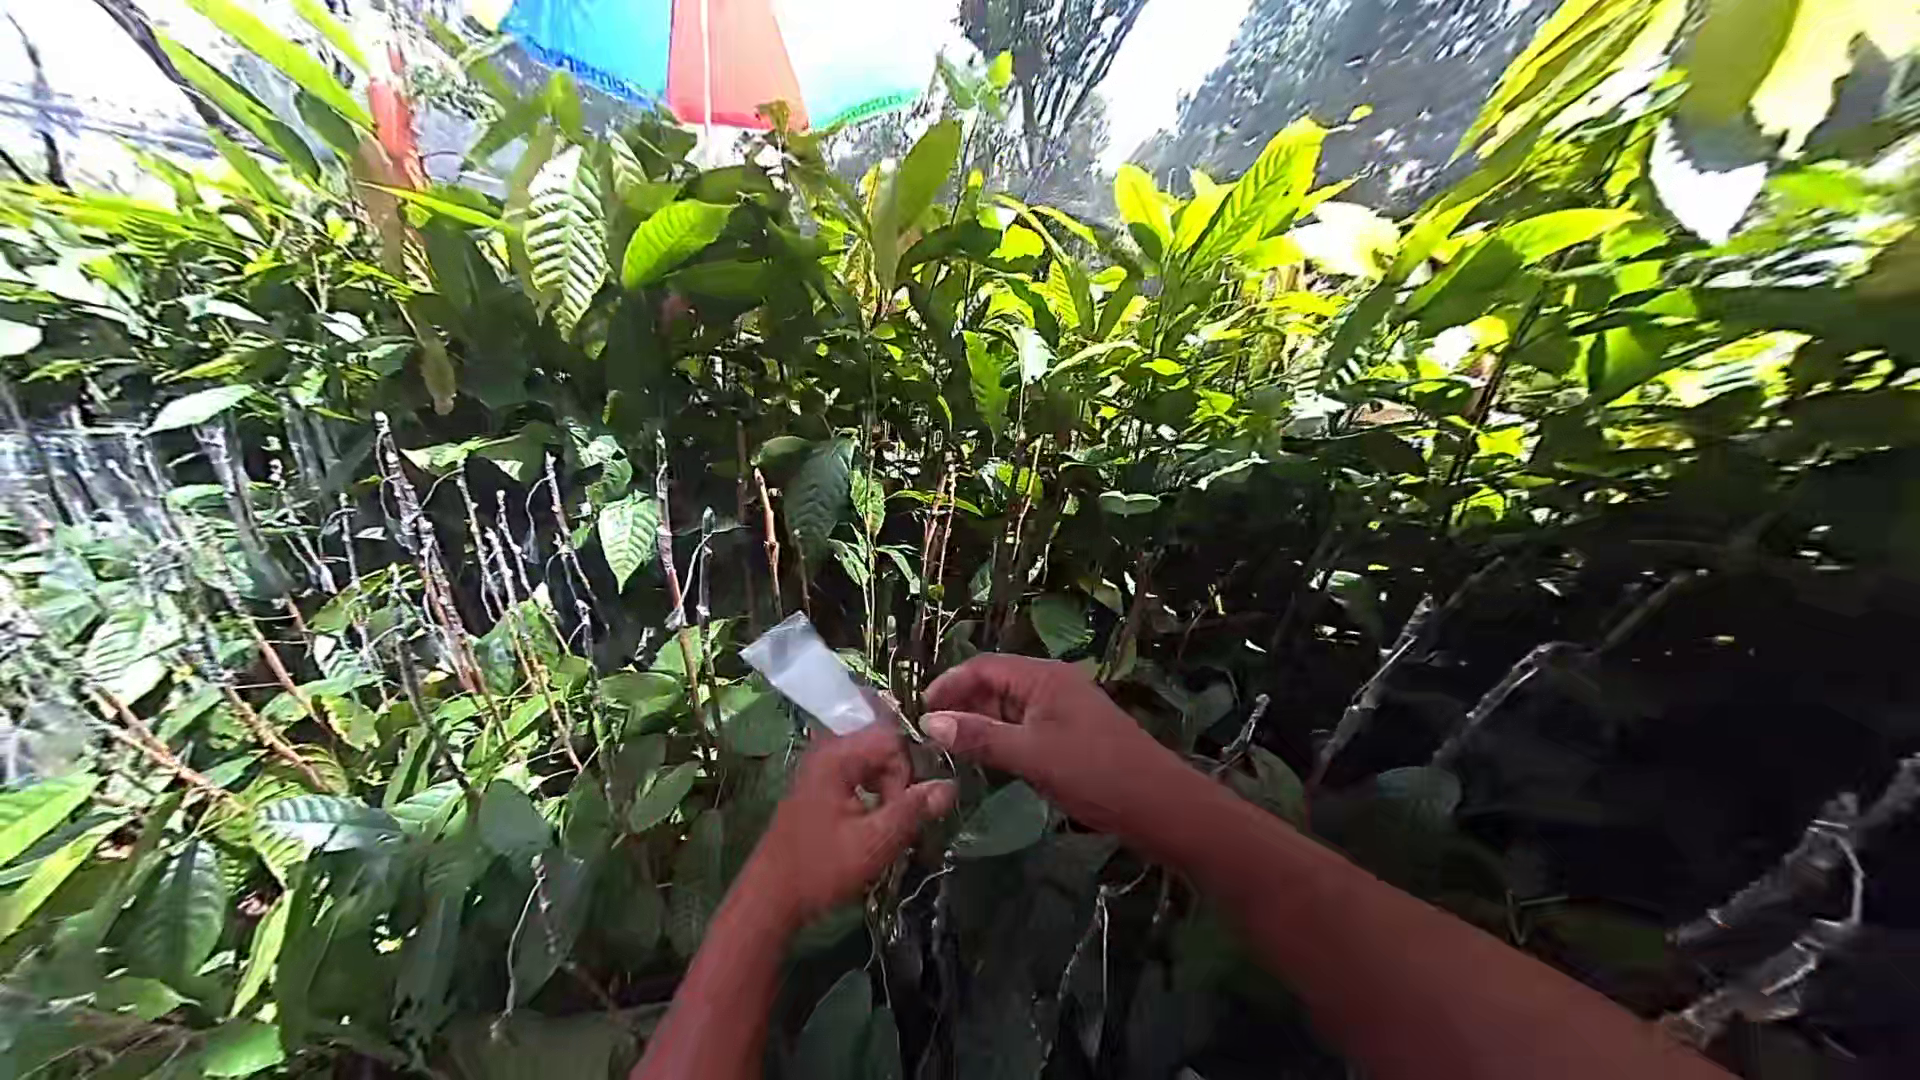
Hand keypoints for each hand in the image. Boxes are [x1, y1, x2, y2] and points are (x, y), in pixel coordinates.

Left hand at [741, 725, 955, 927]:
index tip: (904, 808)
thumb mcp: (873, 844)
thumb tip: (950, 786)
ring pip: (871, 754)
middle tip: (896, 813)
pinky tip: (871, 814)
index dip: (907, 771)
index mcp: (837, 755)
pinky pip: (857, 766)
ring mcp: (820, 763)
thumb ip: (912, 811)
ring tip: (885, 817)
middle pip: (882, 741)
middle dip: (898, 775)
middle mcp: (827, 748)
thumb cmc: (820, 870)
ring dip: (886, 781)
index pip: (892, 738)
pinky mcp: (819, 780)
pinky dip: (871, 785)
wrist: (769, 899)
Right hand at [922, 655, 1189, 837]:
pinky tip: (987, 755)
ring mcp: (1062, 707)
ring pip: (1009, 705)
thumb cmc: (1093, 772)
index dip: (950, 684)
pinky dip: (1002, 735)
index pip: (984, 666)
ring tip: (951, 746)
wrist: (1158, 804)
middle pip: (996, 682)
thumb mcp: (1030, 755)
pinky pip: (1025, 724)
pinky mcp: (1069, 731)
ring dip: (981, 721)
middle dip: (962, 703)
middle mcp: (1051, 683)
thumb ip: (980, 736)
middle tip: (931, 733)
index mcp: (1043, 676)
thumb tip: (930, 722)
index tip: (921, 710)